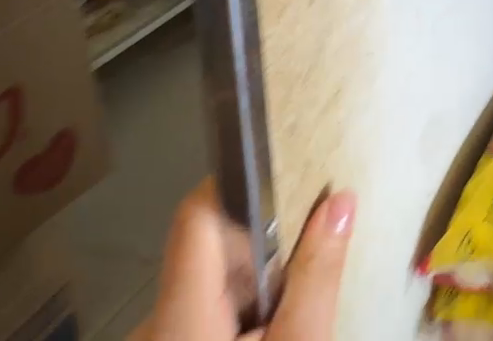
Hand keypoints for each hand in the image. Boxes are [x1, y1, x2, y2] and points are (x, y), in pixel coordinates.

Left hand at [131, 178, 355, 340]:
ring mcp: (156, 340)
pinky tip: (271, 329)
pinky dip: (239, 308)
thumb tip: (341, 199)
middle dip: (264, 242)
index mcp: (179, 316)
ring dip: (255, 280)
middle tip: (315, 245)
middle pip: (209, 250)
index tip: (288, 169)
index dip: (239, 183)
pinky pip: (201, 311)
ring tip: (296, 300)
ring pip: (209, 282)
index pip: (196, 215)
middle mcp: (152, 324)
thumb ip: (317, 275)